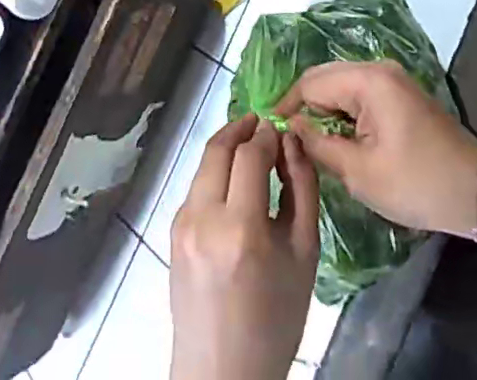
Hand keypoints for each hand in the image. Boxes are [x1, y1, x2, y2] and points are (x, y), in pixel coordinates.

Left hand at [169, 116, 319, 379]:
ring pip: (203, 166)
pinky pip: (196, 188)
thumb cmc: (276, 318)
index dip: (266, 133)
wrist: (224, 374)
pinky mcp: (172, 235)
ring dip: (226, 148)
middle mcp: (202, 220)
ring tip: (252, 148)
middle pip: (217, 150)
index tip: (280, 127)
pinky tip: (235, 182)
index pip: (249, 155)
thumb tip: (291, 142)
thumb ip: (302, 189)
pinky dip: (215, 173)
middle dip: (240, 128)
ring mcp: (181, 227)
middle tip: (261, 122)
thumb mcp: (304, 253)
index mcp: (240, 229)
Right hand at [276, 61, 476, 237]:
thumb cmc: (417, 183)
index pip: (310, 84)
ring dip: (320, 112)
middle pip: (323, 79)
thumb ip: (317, 144)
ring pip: (338, 87)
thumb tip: (288, 127)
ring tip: (306, 147)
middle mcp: (377, 69)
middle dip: (302, 108)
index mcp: (368, 81)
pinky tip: (334, 141)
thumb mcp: (359, 172)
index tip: (269, 137)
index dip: (286, 108)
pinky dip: (340, 115)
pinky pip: (356, 96)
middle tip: (285, 144)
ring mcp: (389, 79)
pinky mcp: (396, 93)